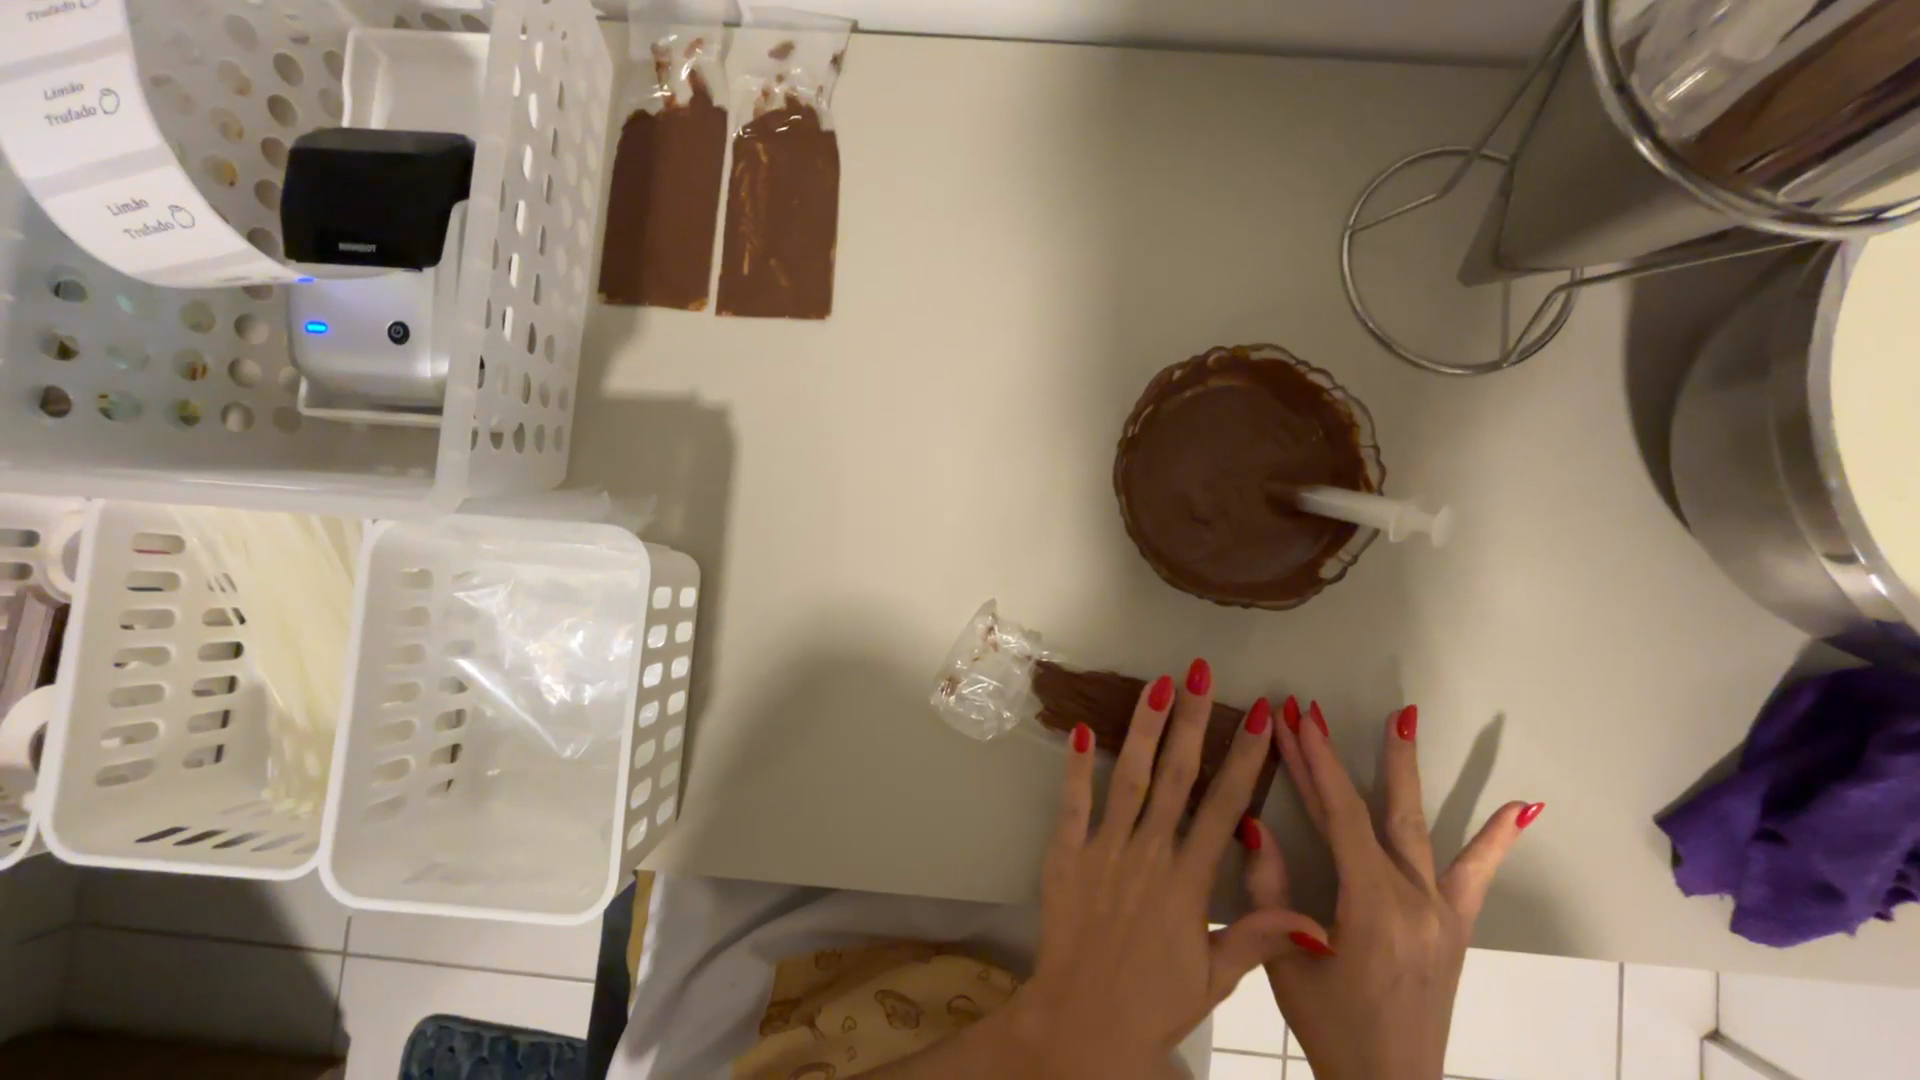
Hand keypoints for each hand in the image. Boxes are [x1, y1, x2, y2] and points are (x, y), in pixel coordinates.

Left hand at [1007, 660, 1327, 1078]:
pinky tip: (1080, 730)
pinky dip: (1075, 768)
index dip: (1246, 755)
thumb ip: (1260, 936)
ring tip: (1153, 684)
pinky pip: (1072, 804)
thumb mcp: (1214, 976)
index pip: (1227, 804)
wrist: (1082, 1021)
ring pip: (1127, 778)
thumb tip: (1318, 919)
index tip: (1260, 712)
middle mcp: (1149, 853)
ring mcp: (1104, 850)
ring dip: (1141, 728)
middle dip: (1190, 719)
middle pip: (1175, 775)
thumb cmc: (1152, 1002)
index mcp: (1190, 879)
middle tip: (1199, 672)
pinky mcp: (1065, 856)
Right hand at [1242, 699, 1542, 1079]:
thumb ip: (1269, 890)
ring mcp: (1442, 912)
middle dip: (1336, 757)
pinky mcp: (1456, 927)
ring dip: (1404, 770)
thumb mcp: (1283, 961)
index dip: (1313, 764)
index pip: (1338, 817)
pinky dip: (1496, 839)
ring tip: (1405, 718)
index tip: (1294, 719)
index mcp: (1371, 909)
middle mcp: (1415, 901)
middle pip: (1370, 812)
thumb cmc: (1330, 1028)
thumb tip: (1254, 826)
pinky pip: (1475, 876)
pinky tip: (1523, 808)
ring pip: (1418, 828)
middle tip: (1311, 710)